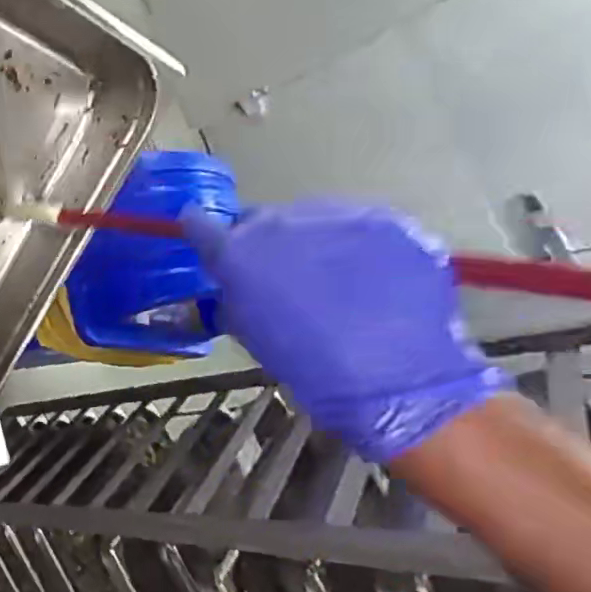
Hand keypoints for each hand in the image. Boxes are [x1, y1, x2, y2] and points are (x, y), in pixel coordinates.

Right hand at [181, 199, 509, 461]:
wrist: (390, 375)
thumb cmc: (303, 362)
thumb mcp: (247, 330)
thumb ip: (233, 294)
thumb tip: (232, 283)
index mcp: (238, 252)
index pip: (201, 225)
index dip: (199, 230)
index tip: (200, 232)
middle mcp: (282, 222)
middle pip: (262, 220)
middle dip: (264, 242)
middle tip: (278, 274)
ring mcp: (338, 216)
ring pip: (312, 219)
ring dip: (311, 241)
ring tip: (332, 279)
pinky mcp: (386, 221)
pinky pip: (358, 227)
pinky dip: (355, 247)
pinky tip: (368, 280)